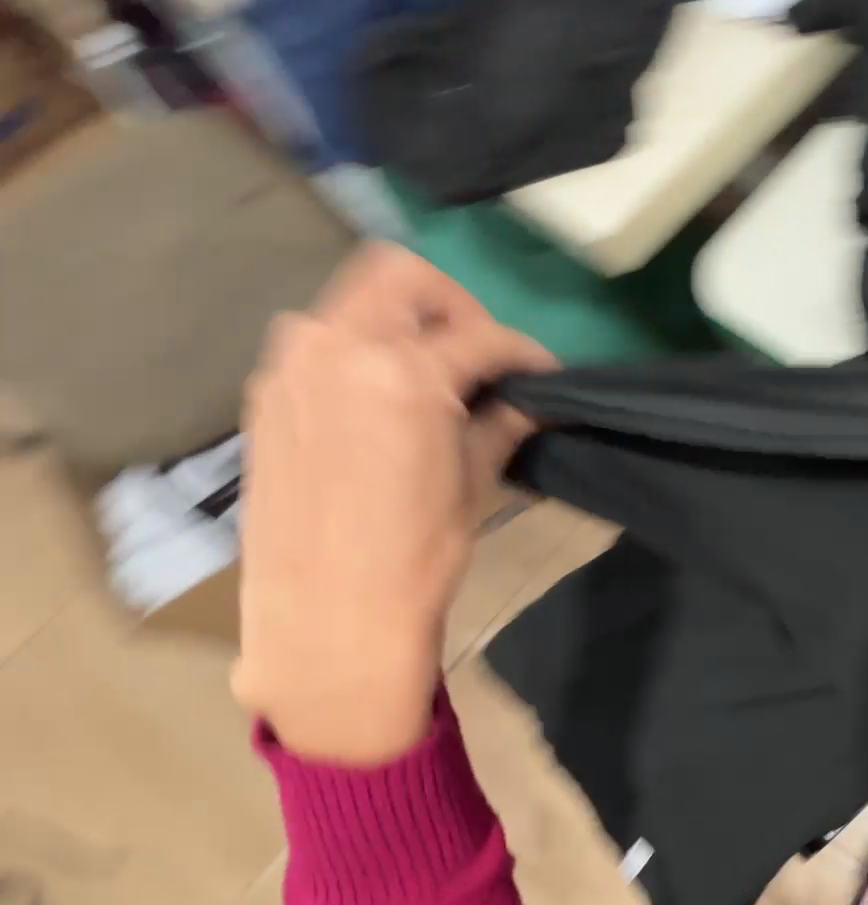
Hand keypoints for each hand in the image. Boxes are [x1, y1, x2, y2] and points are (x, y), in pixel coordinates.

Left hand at [233, 245, 554, 764]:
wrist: (330, 612)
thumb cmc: (419, 551)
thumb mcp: (476, 479)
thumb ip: (504, 421)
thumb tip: (536, 398)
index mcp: (401, 372)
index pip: (482, 336)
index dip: (526, 353)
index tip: (547, 374)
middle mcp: (336, 348)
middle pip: (402, 277)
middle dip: (457, 308)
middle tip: (484, 358)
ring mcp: (291, 366)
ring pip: (356, 303)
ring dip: (405, 325)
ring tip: (437, 379)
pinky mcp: (269, 393)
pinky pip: (324, 343)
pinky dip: (366, 353)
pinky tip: (391, 403)